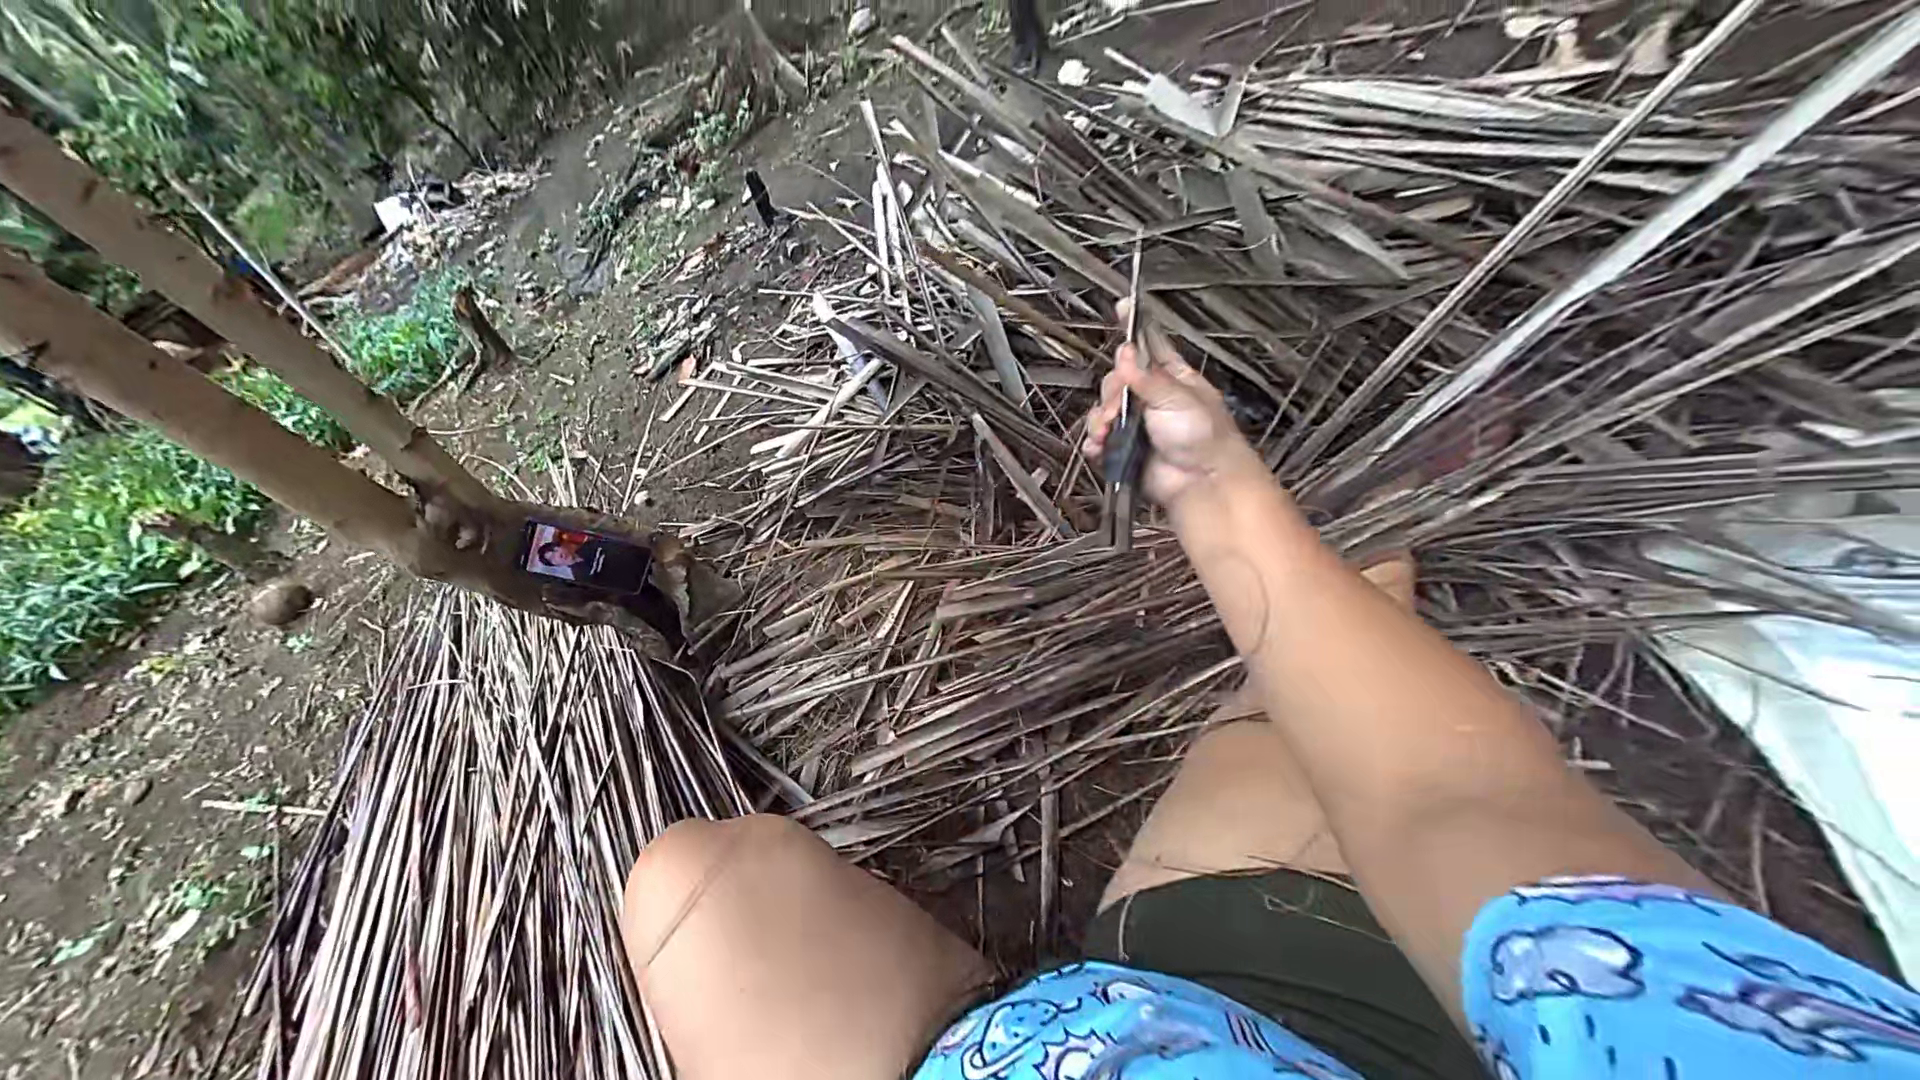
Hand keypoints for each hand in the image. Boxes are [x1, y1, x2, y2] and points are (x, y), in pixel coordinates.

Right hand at [1082, 302, 1252, 509]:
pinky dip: (1095, 443)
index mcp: (1171, 378)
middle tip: (1119, 408)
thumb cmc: (1205, 437)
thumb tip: (1124, 352)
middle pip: (1115, 382)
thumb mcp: (1177, 398)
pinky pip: (1100, 441)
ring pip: (1104, 412)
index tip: (1122, 307)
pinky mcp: (1124, 451)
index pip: (1149, 345)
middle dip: (1111, 394)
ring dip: (1101, 420)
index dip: (1134, 328)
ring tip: (1110, 430)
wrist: (1201, 481)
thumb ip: (1146, 377)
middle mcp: (1151, 399)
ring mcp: (1136, 426)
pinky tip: (1099, 445)